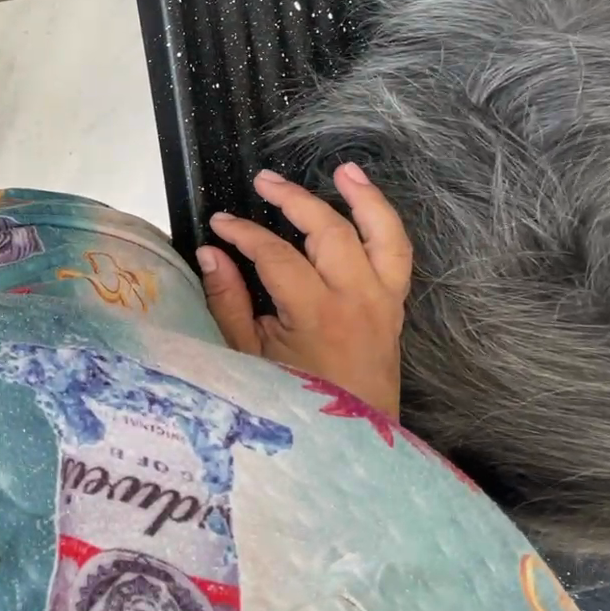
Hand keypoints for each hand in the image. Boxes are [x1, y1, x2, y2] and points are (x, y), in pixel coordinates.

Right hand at [196, 163, 412, 416]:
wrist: (352, 440)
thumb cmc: (290, 398)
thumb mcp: (245, 353)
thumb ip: (228, 300)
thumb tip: (212, 252)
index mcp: (317, 314)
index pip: (277, 254)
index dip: (244, 233)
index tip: (219, 223)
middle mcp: (360, 301)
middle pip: (332, 233)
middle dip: (294, 201)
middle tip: (263, 180)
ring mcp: (385, 302)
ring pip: (385, 236)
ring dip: (365, 199)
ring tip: (345, 169)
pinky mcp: (395, 306)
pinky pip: (396, 254)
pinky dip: (383, 224)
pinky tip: (366, 205)